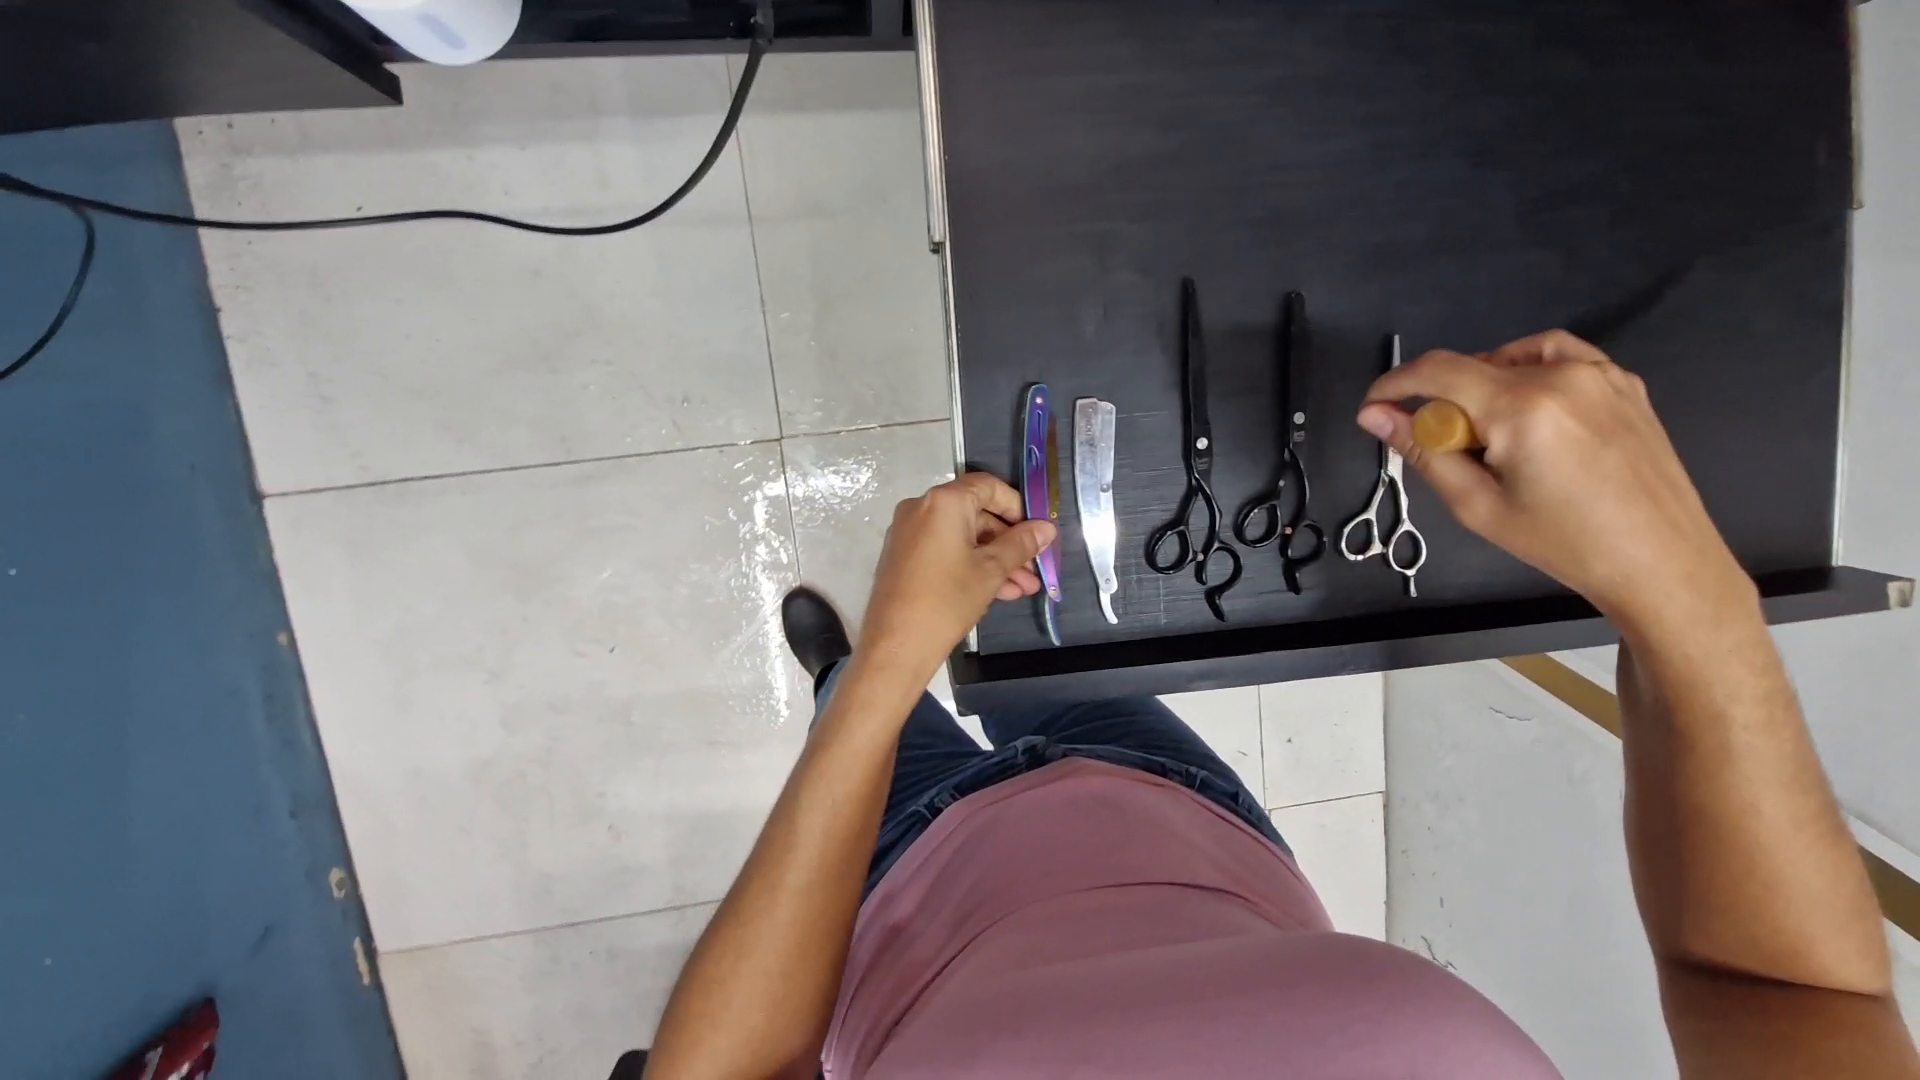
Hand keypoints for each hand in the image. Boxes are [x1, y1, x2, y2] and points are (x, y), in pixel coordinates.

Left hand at [858, 472, 1057, 678]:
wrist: (896, 646)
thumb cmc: (947, 601)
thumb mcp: (991, 571)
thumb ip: (1021, 545)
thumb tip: (1047, 528)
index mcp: (943, 502)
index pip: (988, 486)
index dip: (1017, 506)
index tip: (1036, 532)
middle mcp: (921, 508)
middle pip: (976, 514)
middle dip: (1009, 542)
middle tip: (1035, 568)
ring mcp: (909, 533)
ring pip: (963, 537)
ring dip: (995, 560)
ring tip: (1024, 589)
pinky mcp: (904, 557)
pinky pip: (946, 551)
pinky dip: (971, 566)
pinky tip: (1000, 592)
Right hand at [1355, 330, 1752, 630]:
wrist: (1660, 560)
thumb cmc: (1563, 542)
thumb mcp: (1476, 505)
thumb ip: (1422, 451)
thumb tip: (1374, 417)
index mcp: (1523, 407)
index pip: (1437, 371)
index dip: (1394, 384)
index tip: (1373, 408)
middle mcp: (1562, 377)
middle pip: (1472, 366)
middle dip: (1442, 400)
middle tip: (1446, 450)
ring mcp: (1600, 375)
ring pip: (1513, 356)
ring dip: (1481, 383)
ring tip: (1483, 429)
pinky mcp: (1623, 384)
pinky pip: (1560, 356)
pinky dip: (1526, 370)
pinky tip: (1523, 408)